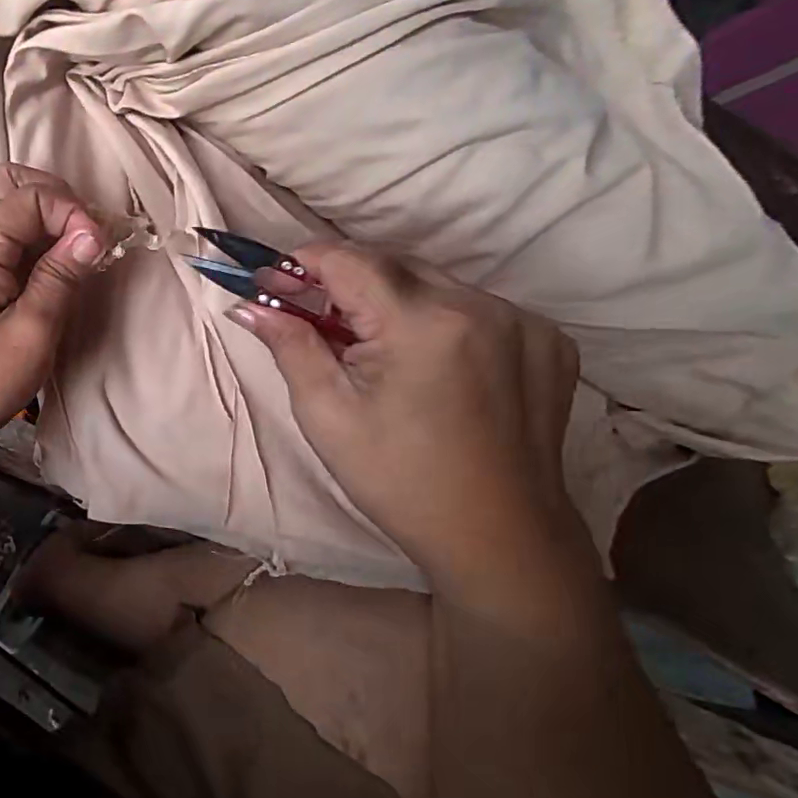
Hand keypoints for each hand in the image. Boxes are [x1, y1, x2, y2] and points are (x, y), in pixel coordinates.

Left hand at [0, 164, 104, 482]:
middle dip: (53, 196)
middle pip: (4, 182)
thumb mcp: (33, 332)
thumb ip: (60, 276)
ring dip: (34, 204)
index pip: (27, 197)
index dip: (71, 210)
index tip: (99, 245)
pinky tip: (42, 251)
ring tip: (66, 234)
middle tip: (86, 231)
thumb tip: (93, 231)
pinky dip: (21, 224)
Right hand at [226, 242, 587, 599]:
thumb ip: (289, 345)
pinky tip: (420, 356)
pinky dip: (434, 315)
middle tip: (304, 309)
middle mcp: (481, 307)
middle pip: (391, 264)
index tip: (270, 280)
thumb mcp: (325, 412)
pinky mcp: (550, 341)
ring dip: (387, 296)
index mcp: (422, 325)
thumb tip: (247, 306)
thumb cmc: (396, 478)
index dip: (301, 261)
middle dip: (340, 279)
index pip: (348, 259)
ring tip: (362, 339)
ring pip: (432, 281)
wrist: (498, 538)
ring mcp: (524, 322)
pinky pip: (473, 305)